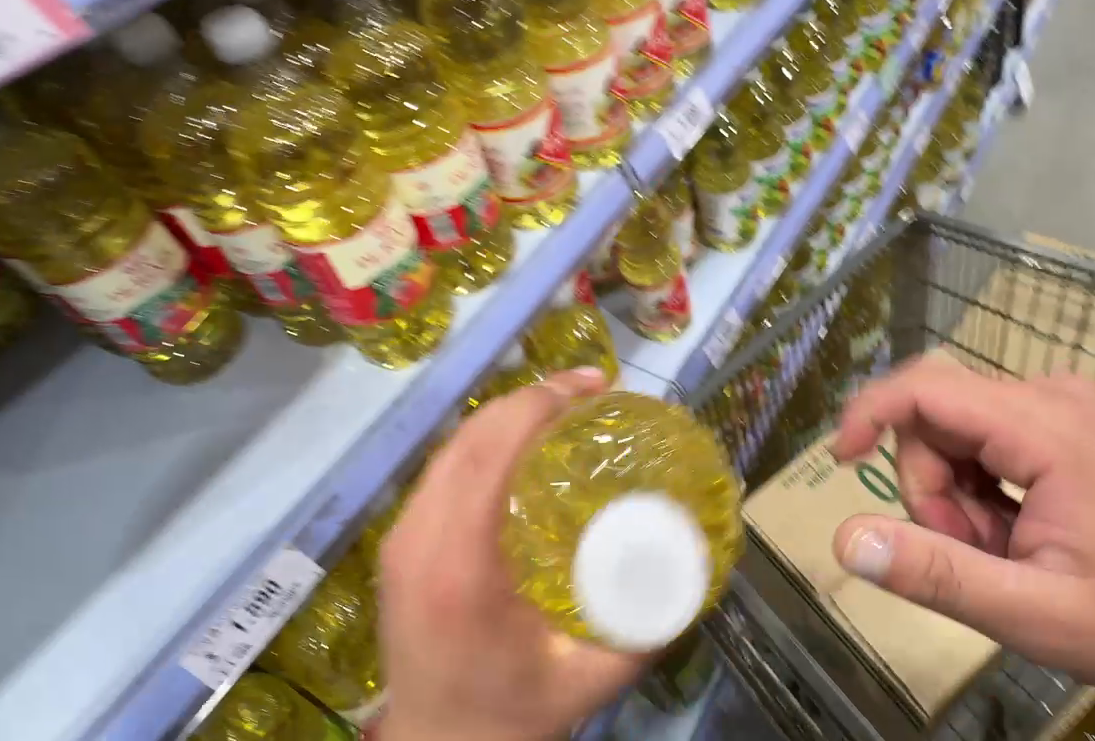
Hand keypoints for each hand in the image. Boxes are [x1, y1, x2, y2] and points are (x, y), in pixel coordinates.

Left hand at [376, 367, 649, 740]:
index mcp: (460, 566)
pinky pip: (443, 465)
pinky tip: (522, 438)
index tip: (592, 387)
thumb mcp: (590, 678)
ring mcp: (400, 533)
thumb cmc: (513, 713)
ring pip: (453, 443)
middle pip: (470, 435)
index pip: (490, 454)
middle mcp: (419, 536)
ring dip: (507, 412)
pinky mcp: (399, 536)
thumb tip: (695, 553)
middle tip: (590, 386)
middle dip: (531, 396)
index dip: (538, 404)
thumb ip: (646, 620)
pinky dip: (485, 438)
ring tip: (563, 404)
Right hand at [827, 357, 1094, 705]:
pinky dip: (981, 488)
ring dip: (956, 495)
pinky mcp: (1065, 422)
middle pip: (937, 416)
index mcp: (1049, 430)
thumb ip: (936, 574)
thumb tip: (846, 539)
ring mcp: (1063, 406)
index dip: (868, 413)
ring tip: (1004, 554)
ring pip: (956, 429)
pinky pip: (985, 437)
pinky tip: (1017, 532)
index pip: (926, 388)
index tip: (840, 460)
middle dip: (931, 488)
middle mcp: (1052, 397)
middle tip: (970, 555)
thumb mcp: (1035, 616)